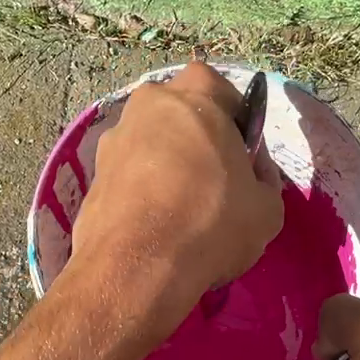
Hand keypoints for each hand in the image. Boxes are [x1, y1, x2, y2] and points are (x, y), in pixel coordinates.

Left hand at [67, 61, 282, 336]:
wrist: (136, 268)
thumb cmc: (211, 224)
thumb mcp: (268, 207)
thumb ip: (262, 178)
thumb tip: (251, 173)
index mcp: (194, 95)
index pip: (221, 91)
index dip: (235, 123)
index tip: (242, 157)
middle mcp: (146, 106)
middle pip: (178, 114)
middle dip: (195, 139)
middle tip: (212, 182)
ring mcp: (111, 142)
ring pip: (148, 145)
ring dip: (164, 167)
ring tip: (179, 212)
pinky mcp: (91, 178)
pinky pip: (127, 178)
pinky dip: (140, 194)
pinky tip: (153, 227)